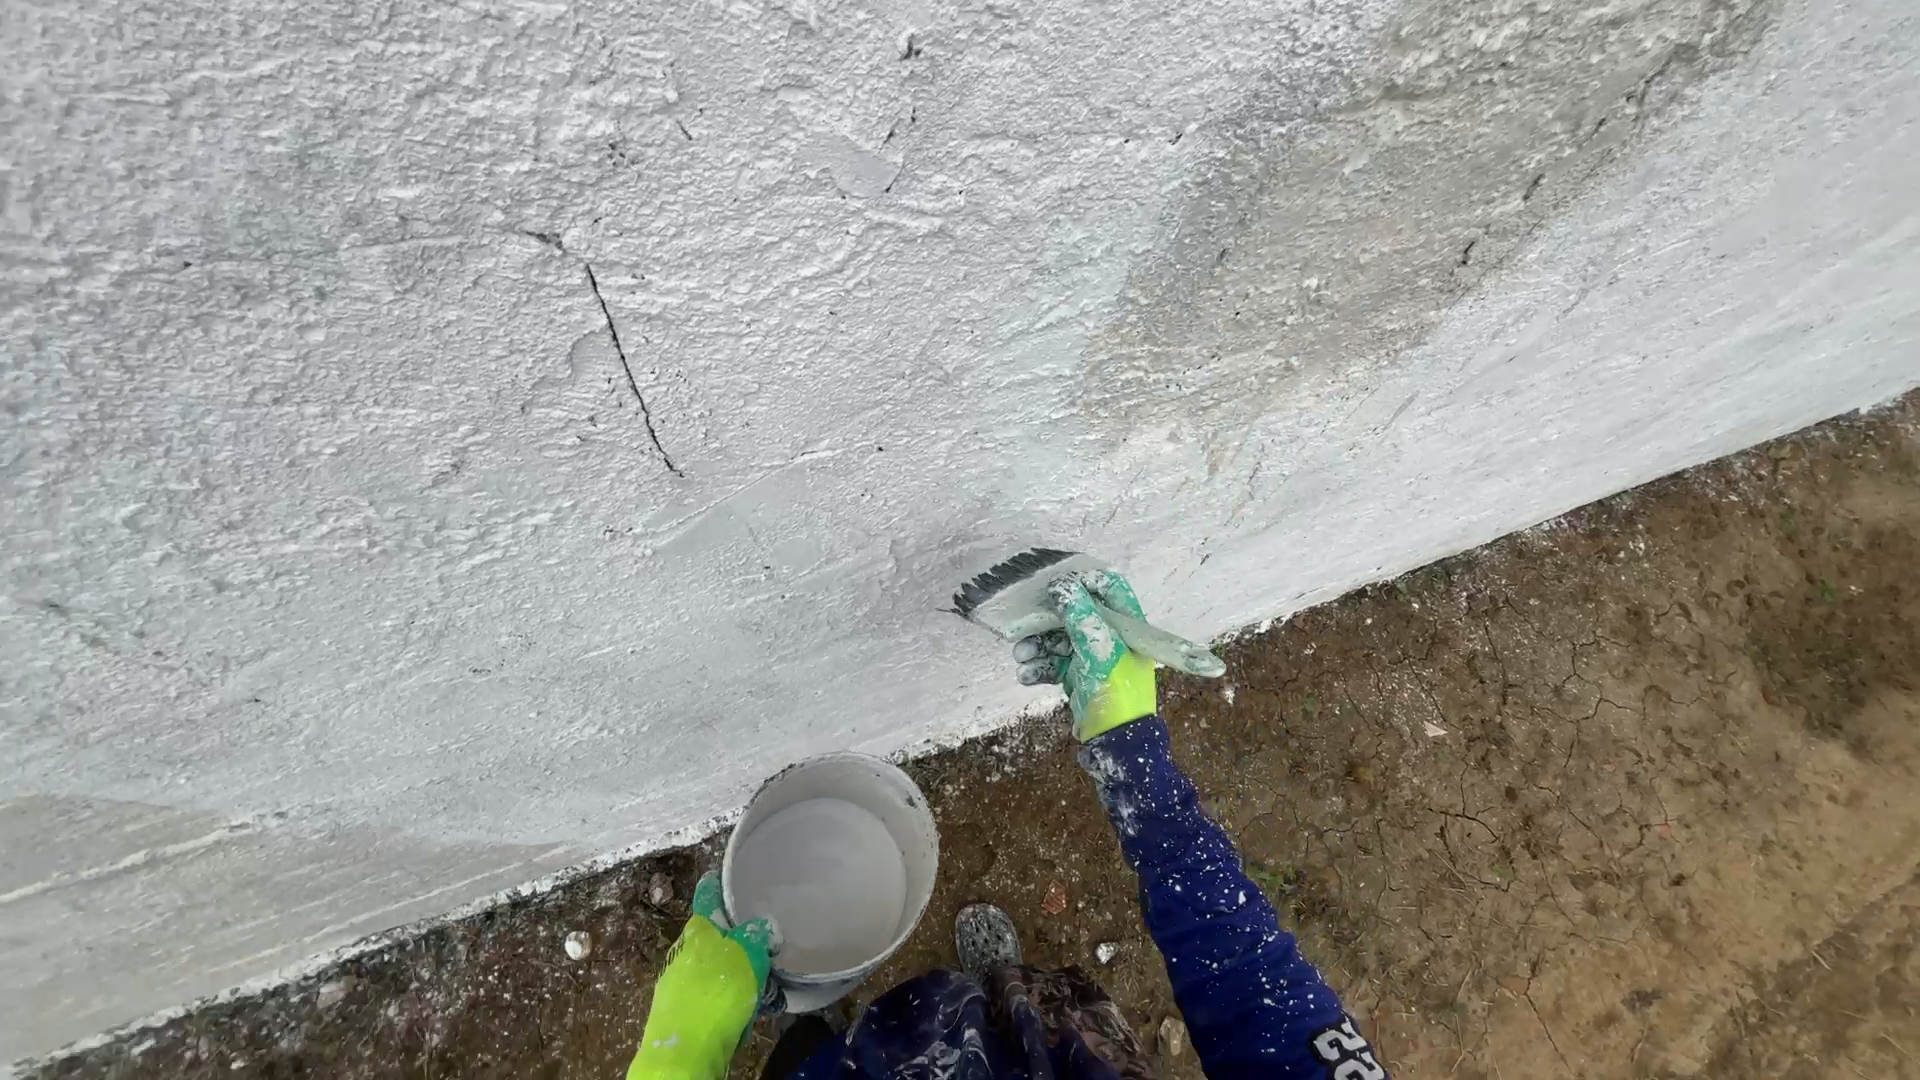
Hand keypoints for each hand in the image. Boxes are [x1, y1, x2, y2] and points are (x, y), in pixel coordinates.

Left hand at [628, 872, 774, 1079]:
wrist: (684, 1057)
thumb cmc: (716, 994)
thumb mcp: (748, 955)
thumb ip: (757, 935)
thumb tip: (762, 926)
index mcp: (696, 931)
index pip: (707, 896)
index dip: (716, 884)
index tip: (723, 873)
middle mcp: (682, 952)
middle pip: (712, 936)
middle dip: (735, 939)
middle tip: (761, 944)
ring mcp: (677, 984)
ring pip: (713, 968)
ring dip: (734, 973)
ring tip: (760, 985)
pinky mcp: (680, 1014)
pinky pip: (711, 996)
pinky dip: (727, 999)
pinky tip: (743, 1011)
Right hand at [1013, 568, 1157, 740]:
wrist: (1115, 744)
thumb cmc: (1115, 692)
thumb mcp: (1099, 649)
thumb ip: (1079, 614)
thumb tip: (1059, 584)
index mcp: (1126, 625)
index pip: (1108, 587)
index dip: (1082, 581)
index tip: (1054, 586)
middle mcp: (1110, 636)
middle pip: (1073, 613)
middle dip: (1045, 621)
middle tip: (1022, 625)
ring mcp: (1092, 657)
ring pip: (1058, 638)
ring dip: (1036, 645)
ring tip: (1020, 655)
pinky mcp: (1077, 675)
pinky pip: (1053, 661)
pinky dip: (1039, 666)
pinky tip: (1026, 674)